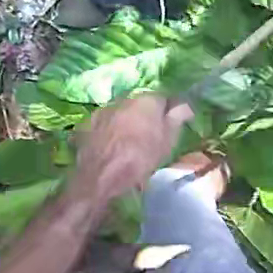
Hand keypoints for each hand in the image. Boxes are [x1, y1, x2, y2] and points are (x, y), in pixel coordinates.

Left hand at [71, 94, 192, 200]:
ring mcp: (103, 110)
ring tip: (130, 140)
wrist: (101, 175)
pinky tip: (112, 144)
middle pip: (140, 104)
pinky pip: (105, 122)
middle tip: (151, 134)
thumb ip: (176, 119)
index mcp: (147, 100)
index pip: (164, 98)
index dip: (169, 110)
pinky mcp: (88, 123)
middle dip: (147, 115)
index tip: (172, 123)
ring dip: (127, 121)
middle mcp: (124, 99)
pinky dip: (110, 130)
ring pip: (121, 112)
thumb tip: (184, 105)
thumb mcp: (167, 141)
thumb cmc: (140, 158)